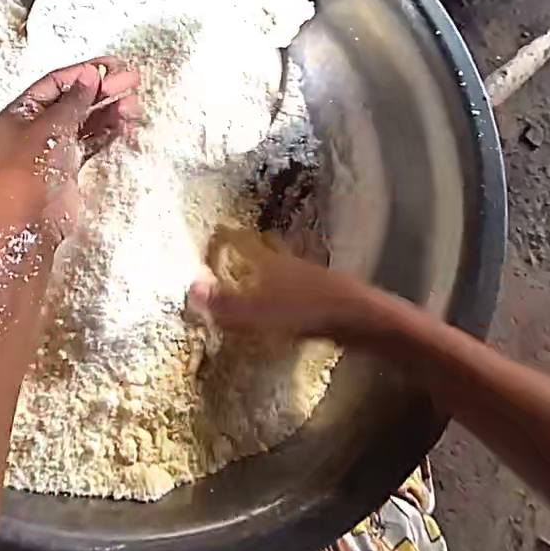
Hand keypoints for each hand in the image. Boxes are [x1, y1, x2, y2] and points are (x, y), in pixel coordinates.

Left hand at [0, 57, 140, 242]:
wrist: (27, 225)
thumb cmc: (30, 172)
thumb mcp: (51, 128)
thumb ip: (75, 100)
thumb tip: (91, 74)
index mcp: (22, 111)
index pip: (57, 82)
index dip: (85, 72)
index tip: (114, 65)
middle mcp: (37, 126)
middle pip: (75, 100)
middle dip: (104, 89)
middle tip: (133, 80)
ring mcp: (53, 147)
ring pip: (86, 121)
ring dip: (110, 110)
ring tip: (135, 105)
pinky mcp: (68, 166)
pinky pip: (91, 141)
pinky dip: (108, 131)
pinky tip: (125, 124)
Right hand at [187, 230, 386, 342]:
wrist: (360, 317)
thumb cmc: (305, 310)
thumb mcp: (259, 313)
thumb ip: (225, 304)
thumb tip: (189, 288)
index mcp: (268, 260)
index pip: (241, 243)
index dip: (227, 237)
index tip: (214, 232)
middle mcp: (286, 262)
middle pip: (261, 253)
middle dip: (247, 254)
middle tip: (232, 254)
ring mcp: (306, 277)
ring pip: (280, 269)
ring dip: (267, 274)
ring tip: (253, 281)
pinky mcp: (323, 295)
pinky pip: (295, 290)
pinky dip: (284, 294)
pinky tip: (283, 309)